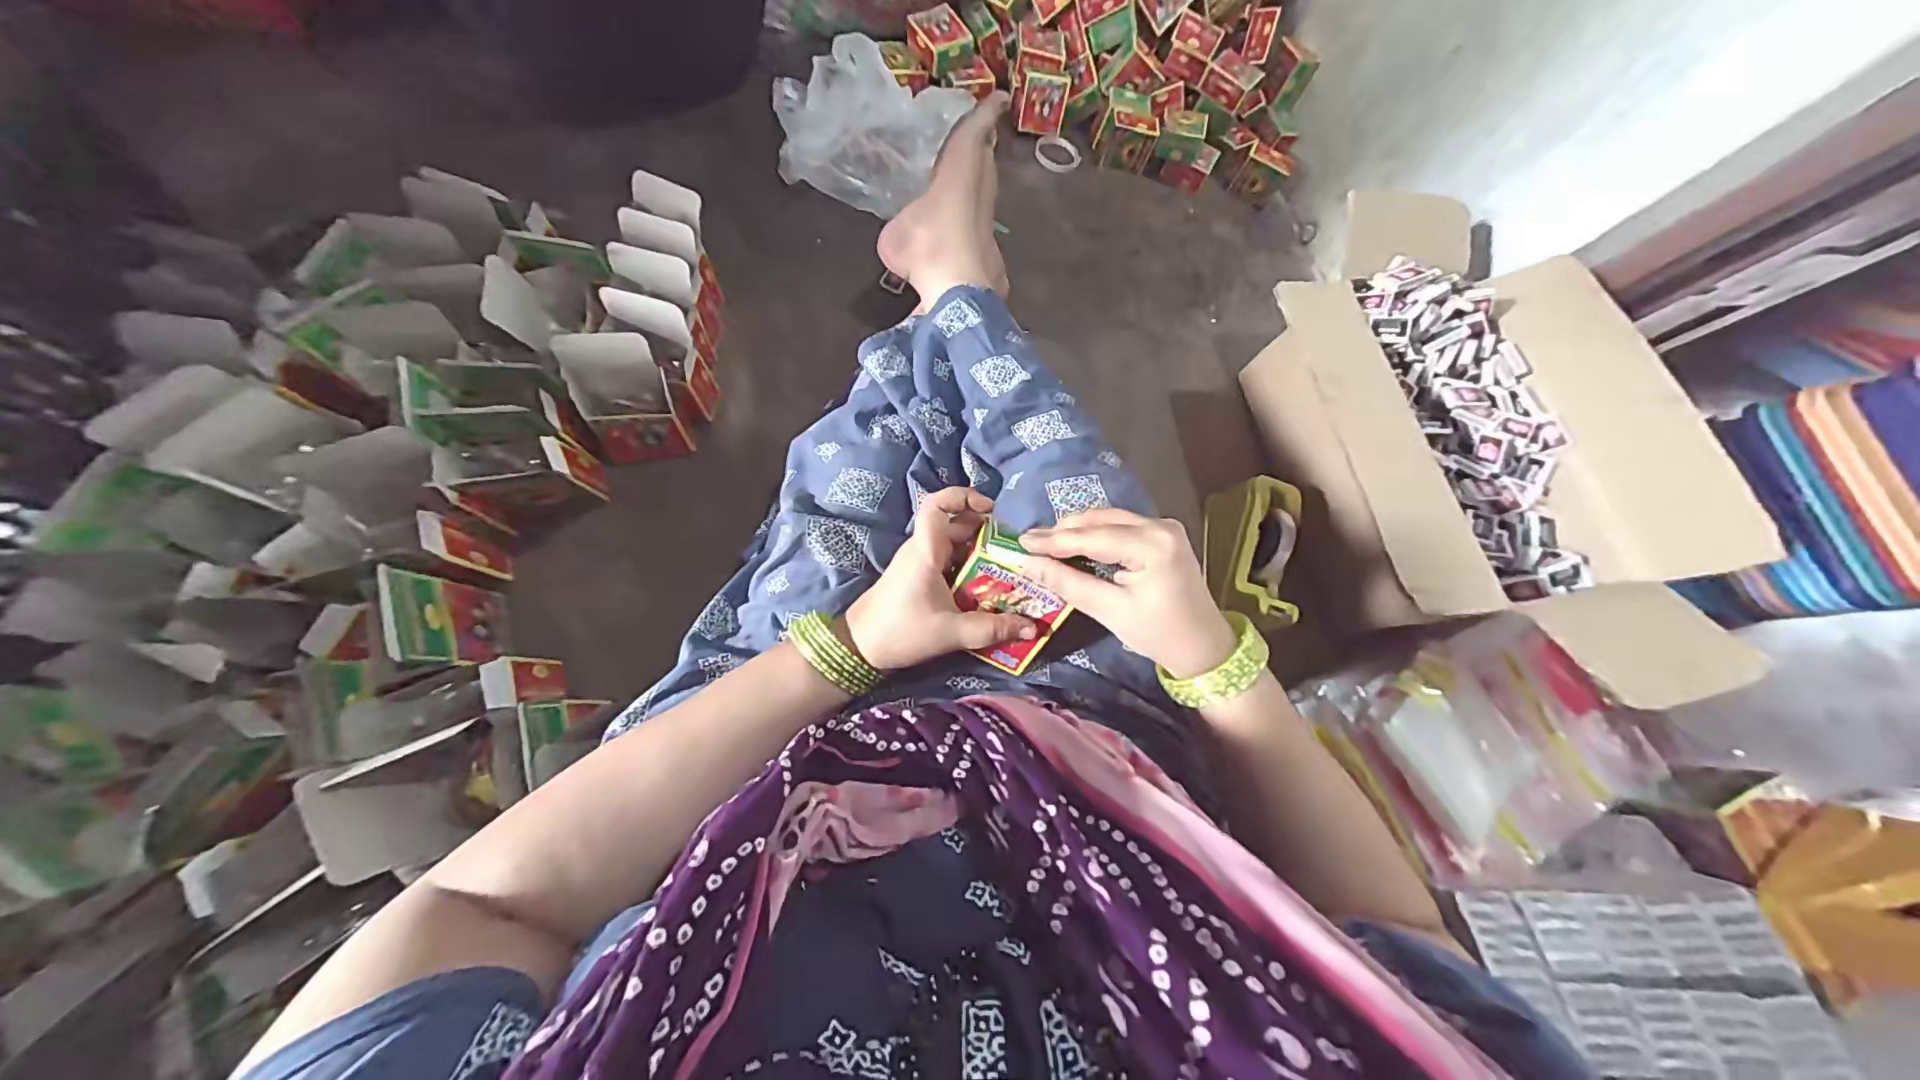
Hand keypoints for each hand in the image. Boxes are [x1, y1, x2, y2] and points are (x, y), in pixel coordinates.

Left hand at [844, 488, 1036, 670]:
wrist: (860, 647)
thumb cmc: (901, 631)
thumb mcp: (951, 632)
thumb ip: (992, 629)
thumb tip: (1032, 627)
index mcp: (925, 551)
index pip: (936, 505)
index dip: (963, 497)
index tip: (989, 509)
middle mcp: (921, 550)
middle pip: (953, 524)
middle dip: (983, 529)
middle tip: (1010, 546)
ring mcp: (918, 563)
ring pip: (952, 543)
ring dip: (977, 550)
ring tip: (1004, 566)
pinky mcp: (918, 577)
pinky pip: (947, 561)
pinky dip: (966, 565)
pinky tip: (985, 584)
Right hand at [1015, 509, 1236, 678]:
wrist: (1204, 647)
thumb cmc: (1159, 634)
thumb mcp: (1110, 611)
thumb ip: (1068, 583)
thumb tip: (1027, 563)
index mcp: (1153, 545)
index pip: (1093, 536)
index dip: (1053, 539)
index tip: (1020, 542)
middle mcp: (1161, 526)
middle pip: (1100, 520)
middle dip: (1063, 531)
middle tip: (1029, 542)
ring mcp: (1165, 527)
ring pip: (1109, 519)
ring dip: (1077, 530)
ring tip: (1045, 543)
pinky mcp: (1163, 534)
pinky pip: (1120, 526)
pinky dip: (1095, 534)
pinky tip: (1074, 544)